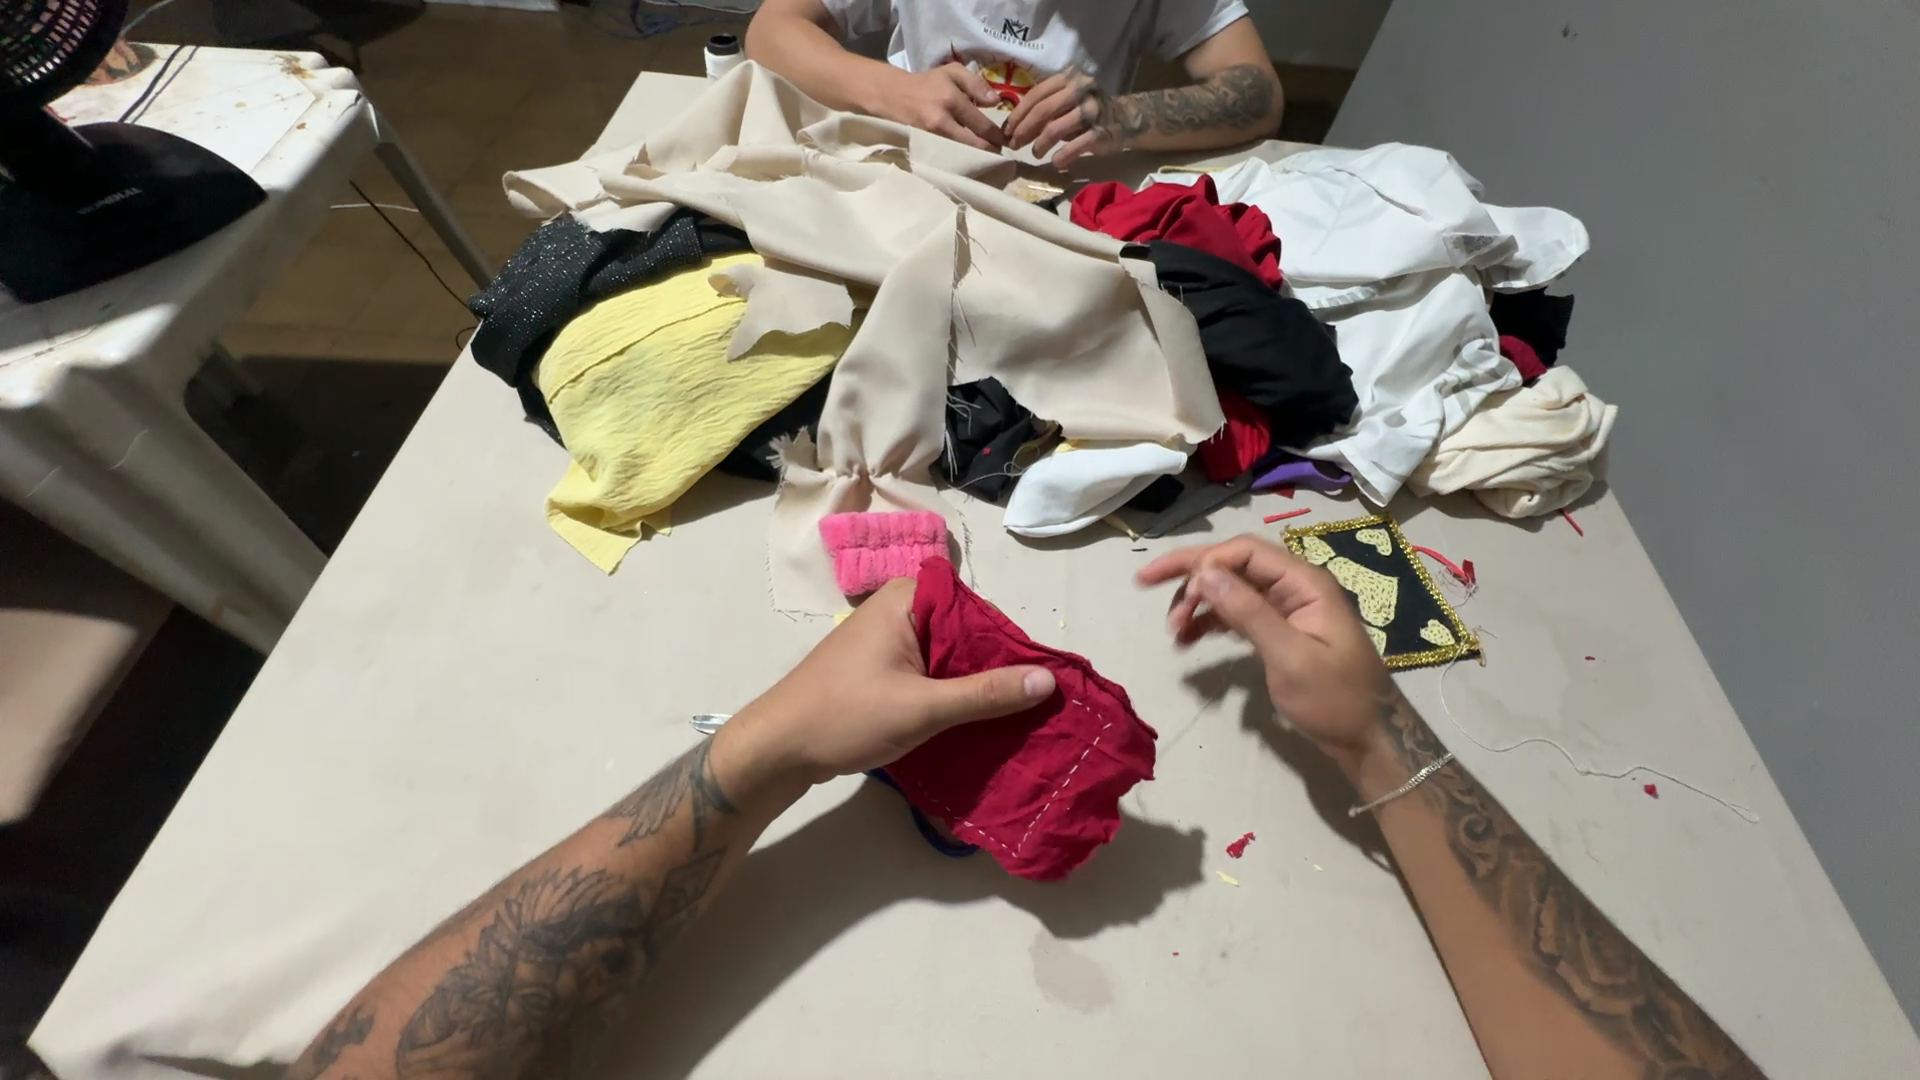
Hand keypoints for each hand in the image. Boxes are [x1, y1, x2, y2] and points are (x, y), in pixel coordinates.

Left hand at [716, 577, 1054, 790]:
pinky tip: (974, 720)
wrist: (778, 748)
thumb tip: (1048, 680)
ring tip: (1011, 716)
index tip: (1038, 681)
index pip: (978, 610)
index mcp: (908, 597)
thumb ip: (985, 693)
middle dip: (995, 667)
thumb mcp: (923, 707)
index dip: (1009, 644)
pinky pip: (931, 670)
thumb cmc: (846, 716)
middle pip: (965, 633)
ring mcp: (890, 636)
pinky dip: (951, 692)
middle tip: (1032, 705)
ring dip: (974, 684)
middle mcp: (901, 606)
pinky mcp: (884, 664)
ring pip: (949, 654)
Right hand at [870, 63, 1006, 151]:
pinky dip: (961, 162)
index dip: (996, 137)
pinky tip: (968, 162)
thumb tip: (995, 101)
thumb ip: (975, 83)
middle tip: (999, 154)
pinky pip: (948, 161)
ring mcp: (931, 139)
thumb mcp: (951, 73)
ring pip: (962, 156)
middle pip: (974, 146)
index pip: (981, 125)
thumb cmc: (927, 84)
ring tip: (986, 158)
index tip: (1005, 141)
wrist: (893, 97)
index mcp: (950, 99)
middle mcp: (940, 121)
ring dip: (976, 159)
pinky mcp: (924, 151)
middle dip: (989, 152)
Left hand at [1003, 69, 1124, 167]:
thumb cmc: (1088, 113)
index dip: (1018, 114)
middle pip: (1043, 110)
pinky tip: (1056, 162)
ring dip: (1040, 144)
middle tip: (1014, 145)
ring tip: (1035, 154)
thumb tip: (1014, 127)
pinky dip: (1062, 157)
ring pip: (1056, 128)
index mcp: (1069, 78)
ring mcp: (1092, 110)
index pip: (1036, 94)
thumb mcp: (1067, 101)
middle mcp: (1081, 89)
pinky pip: (1075, 146)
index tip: (1006, 131)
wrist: (1125, 119)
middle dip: (1024, 130)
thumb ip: (1046, 108)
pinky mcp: (1101, 132)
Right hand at [1136, 535, 1390, 761]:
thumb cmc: (1335, 700)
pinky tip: (1186, 639)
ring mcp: (1286, 607)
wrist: (1368, 740)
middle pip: (1232, 563)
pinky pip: (1235, 612)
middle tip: (1144, 581)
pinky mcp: (1277, 628)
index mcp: (1305, 583)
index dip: (1203, 561)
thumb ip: (1248, 612)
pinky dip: (1209, 621)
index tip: (1170, 588)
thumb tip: (1205, 574)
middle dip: (1189, 572)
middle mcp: (1294, 586)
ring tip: (1171, 629)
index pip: (1244, 552)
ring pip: (1229, 587)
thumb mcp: (1290, 657)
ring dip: (1196, 602)